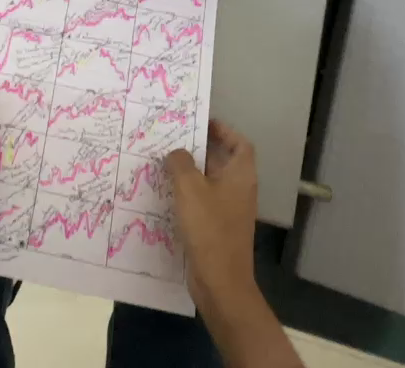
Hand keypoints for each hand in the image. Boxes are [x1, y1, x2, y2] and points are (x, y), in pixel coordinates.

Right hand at [165, 120, 259, 311]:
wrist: (220, 281)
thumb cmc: (209, 227)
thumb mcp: (189, 188)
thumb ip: (180, 162)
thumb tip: (177, 153)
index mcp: (241, 175)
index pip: (240, 143)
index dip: (224, 130)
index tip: (201, 123)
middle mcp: (239, 189)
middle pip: (223, 160)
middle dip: (201, 149)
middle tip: (174, 139)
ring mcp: (229, 210)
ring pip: (210, 181)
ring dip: (191, 172)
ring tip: (164, 162)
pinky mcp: (218, 227)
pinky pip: (203, 201)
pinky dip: (188, 194)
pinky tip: (166, 193)